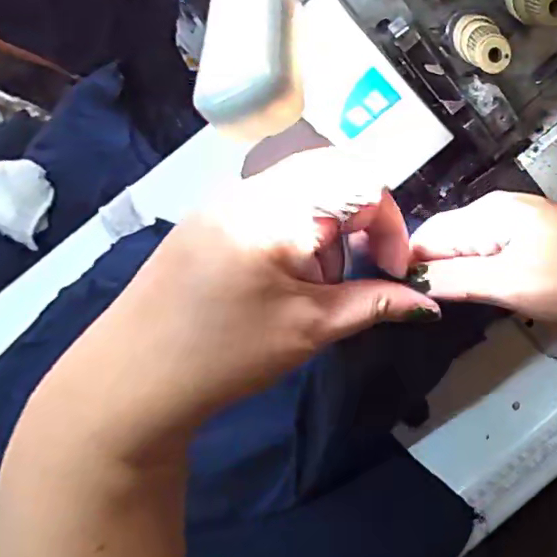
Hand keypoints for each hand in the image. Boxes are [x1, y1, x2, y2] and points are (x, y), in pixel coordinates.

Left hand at [15, 149, 440, 464]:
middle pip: (333, 175)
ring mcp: (223, 202)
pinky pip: (273, 205)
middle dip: (362, 222)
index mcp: (275, 212)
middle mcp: (247, 191)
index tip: (393, 273)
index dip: (391, 226)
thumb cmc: (226, 355)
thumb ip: (374, 304)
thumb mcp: (311, 329)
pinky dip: (300, 232)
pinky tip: (284, 278)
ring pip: (305, 189)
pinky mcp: (210, 221)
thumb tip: (427, 303)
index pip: (360, 184)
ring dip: (330, 229)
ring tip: (315, 284)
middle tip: (360, 270)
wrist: (129, 382)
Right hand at [409, 192, 556, 323]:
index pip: (424, 235)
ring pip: (468, 252)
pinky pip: (492, 258)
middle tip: (417, 311)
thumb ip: (455, 280)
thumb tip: (406, 280)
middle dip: (430, 273)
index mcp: (485, 214)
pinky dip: (481, 278)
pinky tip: (482, 298)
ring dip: (456, 278)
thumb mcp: (509, 283)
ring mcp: (518, 226)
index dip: (403, 265)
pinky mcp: (535, 244)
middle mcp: (496, 212)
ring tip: (444, 308)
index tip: (393, 301)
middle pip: (444, 242)